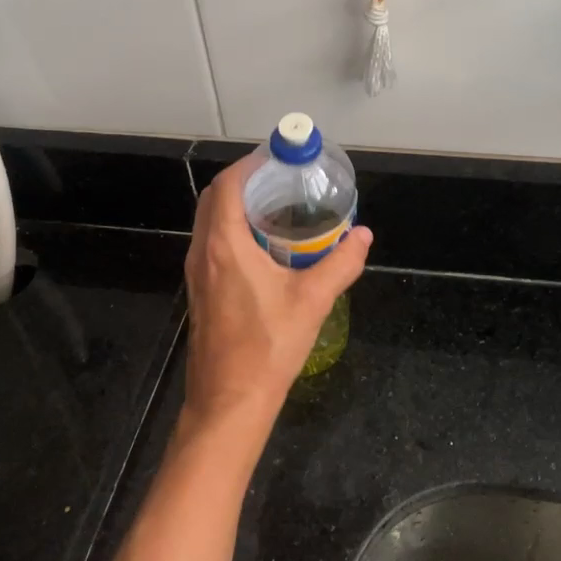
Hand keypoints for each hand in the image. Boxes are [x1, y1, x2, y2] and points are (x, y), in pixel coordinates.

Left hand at [182, 154, 372, 429]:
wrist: (229, 403)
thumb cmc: (268, 347)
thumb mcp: (313, 301)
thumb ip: (341, 263)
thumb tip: (363, 235)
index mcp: (224, 245)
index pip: (228, 185)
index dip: (252, 164)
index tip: (281, 158)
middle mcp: (203, 253)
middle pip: (215, 199)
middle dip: (246, 182)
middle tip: (285, 181)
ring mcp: (198, 274)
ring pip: (211, 223)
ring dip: (239, 208)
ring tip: (280, 208)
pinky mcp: (201, 293)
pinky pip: (213, 245)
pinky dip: (234, 231)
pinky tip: (267, 247)